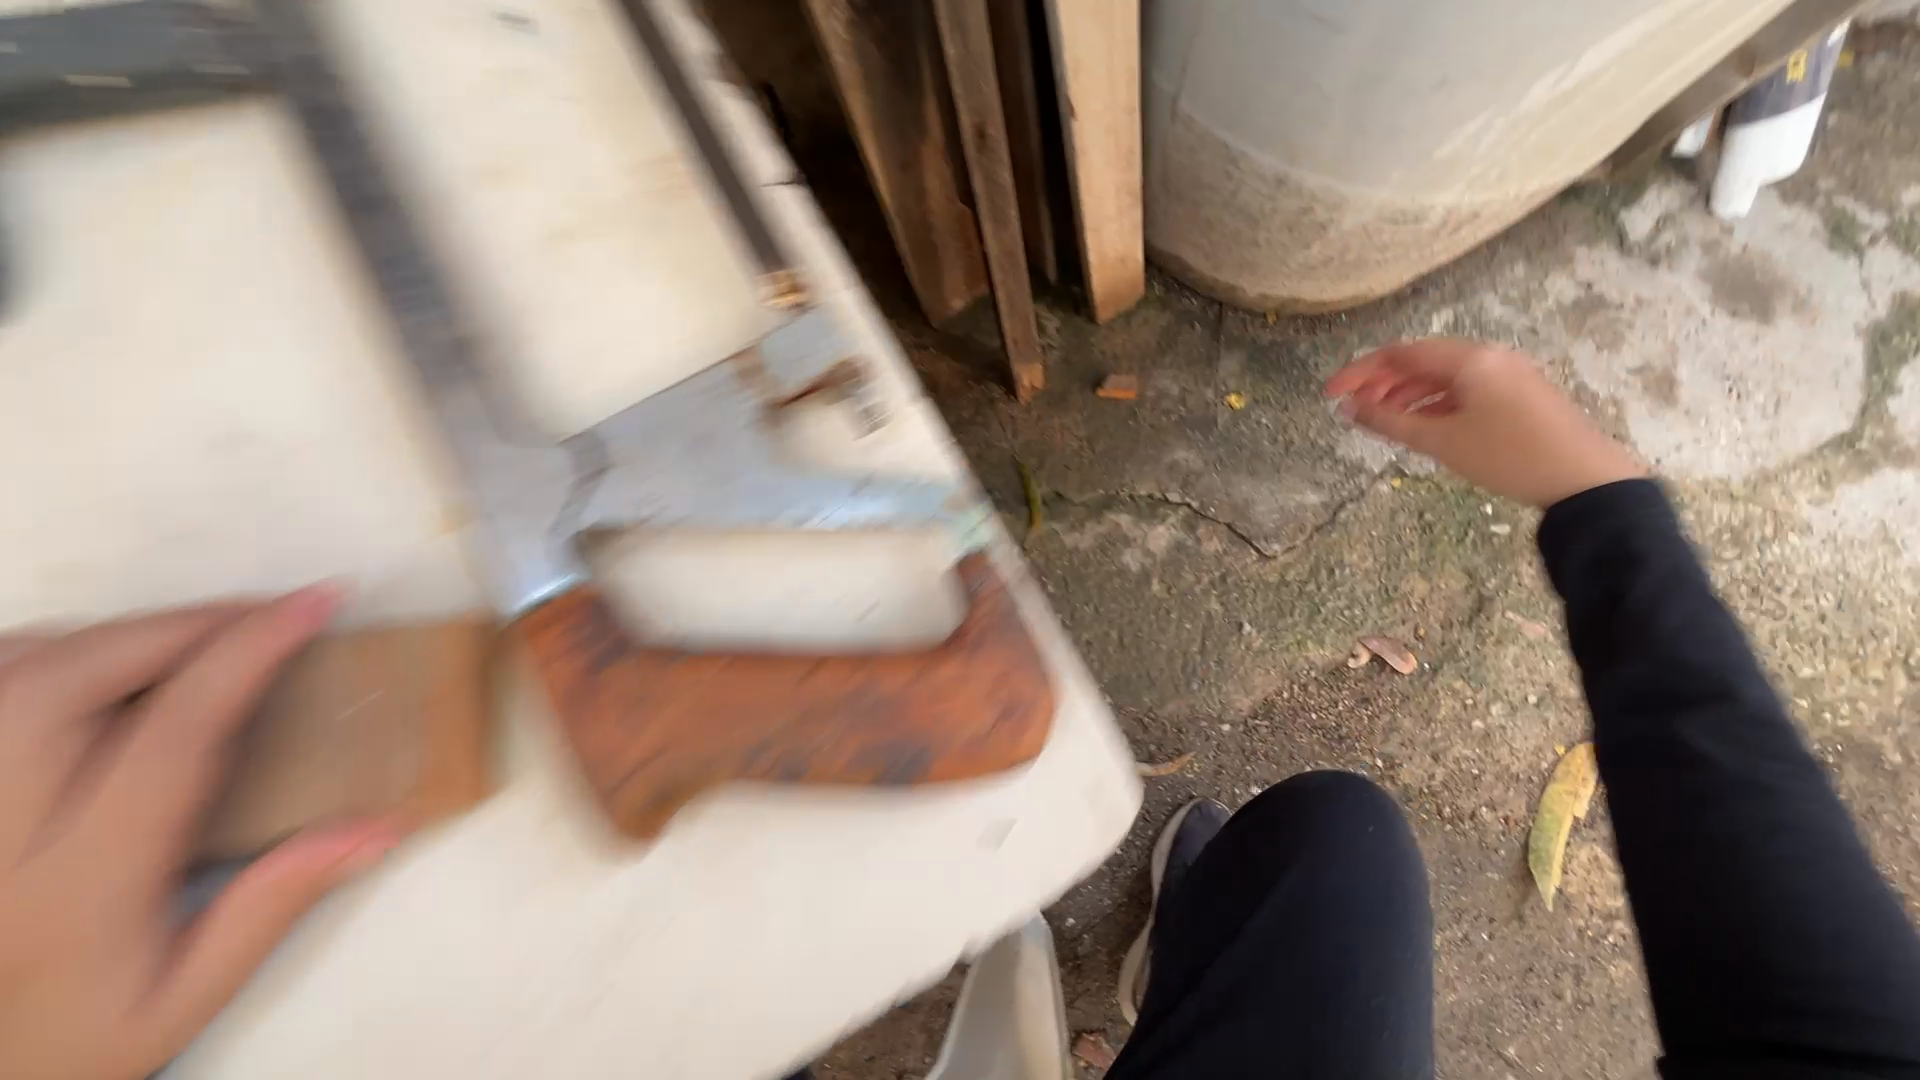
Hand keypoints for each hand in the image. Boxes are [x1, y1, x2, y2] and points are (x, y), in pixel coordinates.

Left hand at [0, 586, 399, 1079]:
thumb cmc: (57, 1039)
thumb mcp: (177, 1003)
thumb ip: (269, 910)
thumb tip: (379, 827)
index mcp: (79, 884)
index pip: (173, 732)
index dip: (249, 651)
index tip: (315, 603)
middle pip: (72, 681)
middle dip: (181, 622)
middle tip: (263, 611)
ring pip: (13, 673)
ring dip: (115, 632)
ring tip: (198, 631)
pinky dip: (46, 652)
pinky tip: (103, 661)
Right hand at [1325, 338, 1646, 506]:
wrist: (1585, 479)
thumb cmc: (1507, 456)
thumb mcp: (1440, 441)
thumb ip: (1388, 421)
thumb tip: (1346, 408)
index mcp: (1469, 359)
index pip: (1399, 354)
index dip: (1359, 371)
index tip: (1330, 394)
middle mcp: (1488, 356)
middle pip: (1420, 360)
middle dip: (1380, 381)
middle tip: (1352, 408)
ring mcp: (1505, 373)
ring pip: (1441, 374)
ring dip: (1405, 393)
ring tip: (1380, 419)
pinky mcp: (1515, 393)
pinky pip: (1462, 387)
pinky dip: (1432, 401)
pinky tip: (1418, 423)